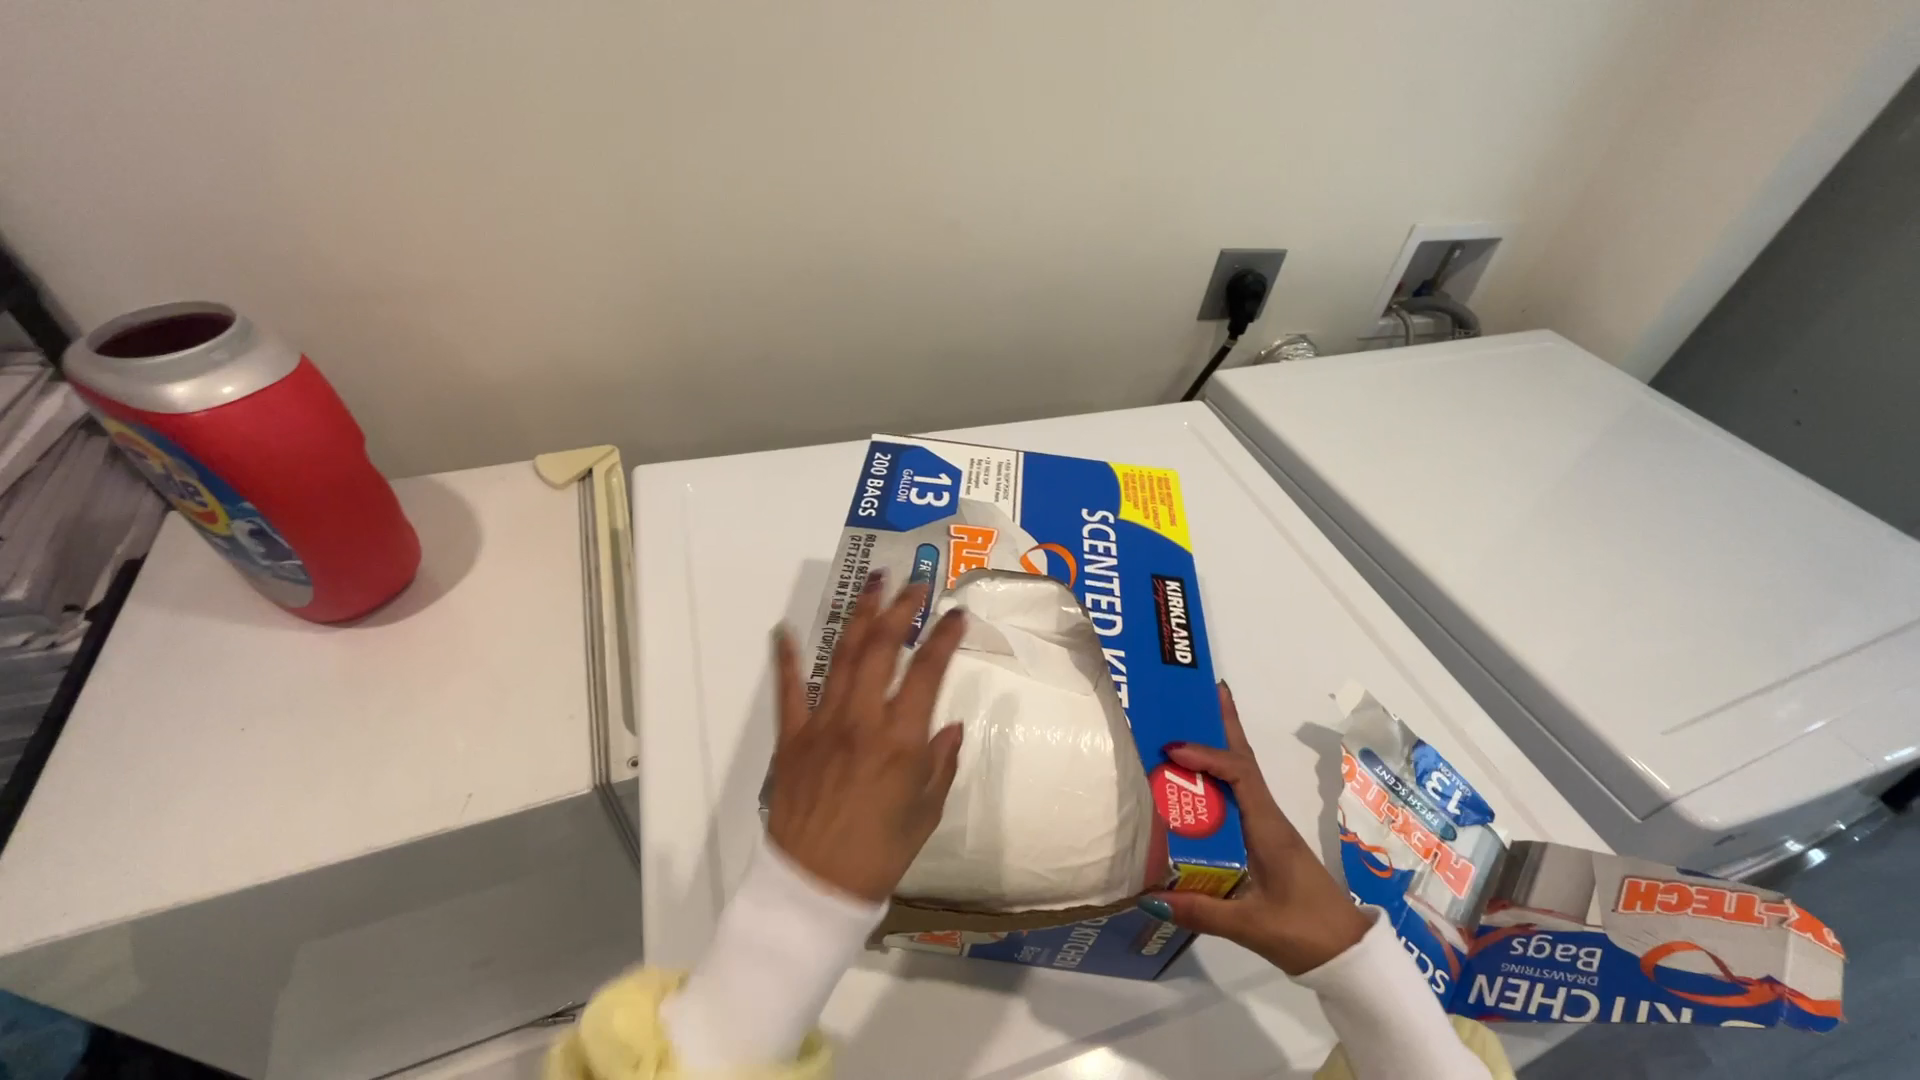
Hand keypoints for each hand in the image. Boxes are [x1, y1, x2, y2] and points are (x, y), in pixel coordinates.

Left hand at [766, 573, 968, 902]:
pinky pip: (789, 691)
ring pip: (843, 657)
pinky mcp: (793, 737)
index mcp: (901, 740)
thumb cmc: (881, 852)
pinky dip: (787, 659)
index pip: (928, 673)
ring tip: (872, 584)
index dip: (945, 638)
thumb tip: (951, 728)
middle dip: (901, 610)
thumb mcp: (927, 812)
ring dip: (859, 616)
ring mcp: (823, 724)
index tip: (957, 614)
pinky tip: (786, 630)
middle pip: (883, 649)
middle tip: (914, 584)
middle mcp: (862, 721)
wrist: (816, 885)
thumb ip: (941, 764)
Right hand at [1138, 682, 1371, 974]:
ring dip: (1217, 748)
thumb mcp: (1251, 925)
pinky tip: (1196, 783)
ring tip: (1186, 725)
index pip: (1239, 773)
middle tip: (1197, 693)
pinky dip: (1217, 778)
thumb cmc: (1306, 933)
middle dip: (1222, 724)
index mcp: (1267, 828)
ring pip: (1240, 777)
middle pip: (1243, 760)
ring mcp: (1267, 829)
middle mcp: (1267, 819)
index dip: (1206, 754)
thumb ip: (1200, 911)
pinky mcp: (1264, 843)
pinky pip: (1236, 798)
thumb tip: (1149, 896)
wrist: (1349, 956)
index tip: (1172, 747)